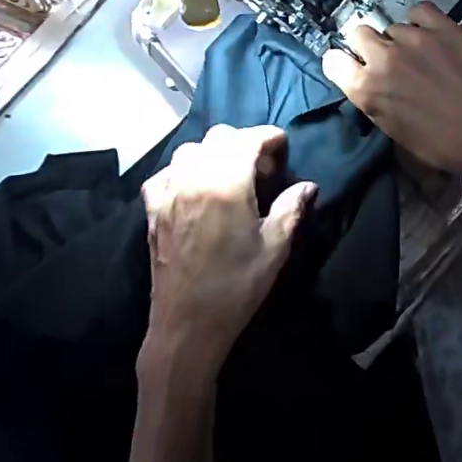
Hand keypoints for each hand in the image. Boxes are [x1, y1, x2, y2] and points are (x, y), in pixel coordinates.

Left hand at [139, 125, 314, 378]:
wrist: (188, 324)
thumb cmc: (237, 286)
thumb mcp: (274, 247)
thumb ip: (291, 208)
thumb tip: (308, 186)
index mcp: (226, 183)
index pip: (248, 139)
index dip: (270, 137)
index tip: (283, 147)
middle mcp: (193, 177)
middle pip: (219, 137)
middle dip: (244, 142)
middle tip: (262, 167)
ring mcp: (168, 191)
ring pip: (190, 150)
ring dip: (213, 153)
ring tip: (230, 176)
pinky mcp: (153, 208)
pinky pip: (166, 173)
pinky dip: (183, 171)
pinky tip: (194, 189)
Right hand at [321, 2, 461, 180]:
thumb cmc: (434, 142)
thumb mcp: (389, 127)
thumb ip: (371, 98)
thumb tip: (368, 81)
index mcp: (365, 89)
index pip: (333, 61)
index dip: (342, 64)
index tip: (352, 67)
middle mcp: (382, 58)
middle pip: (359, 33)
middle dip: (368, 45)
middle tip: (386, 59)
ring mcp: (412, 39)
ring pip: (393, 27)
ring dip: (400, 39)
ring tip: (420, 54)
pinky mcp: (440, 27)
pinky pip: (420, 11)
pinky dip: (422, 21)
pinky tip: (430, 34)